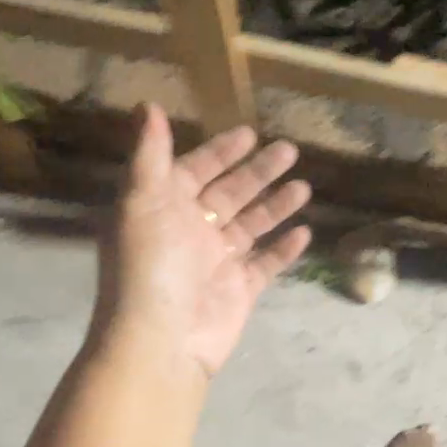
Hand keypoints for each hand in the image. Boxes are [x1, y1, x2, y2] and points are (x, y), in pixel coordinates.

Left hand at [96, 104, 311, 375]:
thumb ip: (151, 156)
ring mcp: (218, 261)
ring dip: (276, 205)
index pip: (195, 169)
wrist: (162, 340)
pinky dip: (284, 248)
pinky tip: (304, 231)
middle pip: (230, 193)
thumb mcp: (142, 203)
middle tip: (290, 150)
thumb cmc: (149, 267)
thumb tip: (148, 106)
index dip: (221, 151)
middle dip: (259, 171)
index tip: (250, 133)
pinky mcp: (240, 289)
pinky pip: (266, 263)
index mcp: (164, 207)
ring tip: (304, 186)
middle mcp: (191, 231)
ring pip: (253, 224)